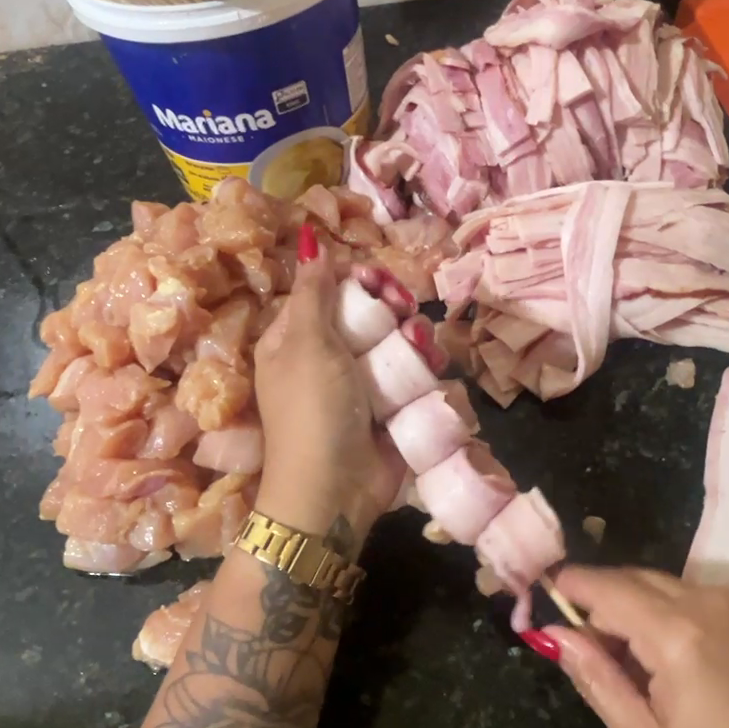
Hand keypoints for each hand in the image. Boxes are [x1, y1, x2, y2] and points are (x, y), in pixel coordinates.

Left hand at [252, 227, 400, 541]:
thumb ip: (313, 291)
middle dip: (391, 305)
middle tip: (402, 308)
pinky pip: (413, 371)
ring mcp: (362, 381)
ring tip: (420, 345)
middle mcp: (329, 354)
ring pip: (396, 338)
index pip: (328, 289)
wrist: (334, 489)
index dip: (354, 277)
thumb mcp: (306, 343)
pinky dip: (425, 365)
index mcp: (295, 338)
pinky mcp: (391, 404)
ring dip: (413, 334)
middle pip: (368, 310)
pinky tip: (433, 365)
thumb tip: (307, 238)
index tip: (375, 277)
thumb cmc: (312, 410)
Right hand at [546, 566, 728, 727]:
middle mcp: (703, 600)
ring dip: (628, 606)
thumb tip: (557, 633)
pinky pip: (685, 594)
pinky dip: (658, 610)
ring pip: (657, 582)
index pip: (604, 587)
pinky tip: (660, 658)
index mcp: (676, 633)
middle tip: (580, 644)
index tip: (539, 589)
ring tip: (622, 660)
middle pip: (629, 577)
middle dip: (597, 600)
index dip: (568, 585)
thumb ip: (596, 680)